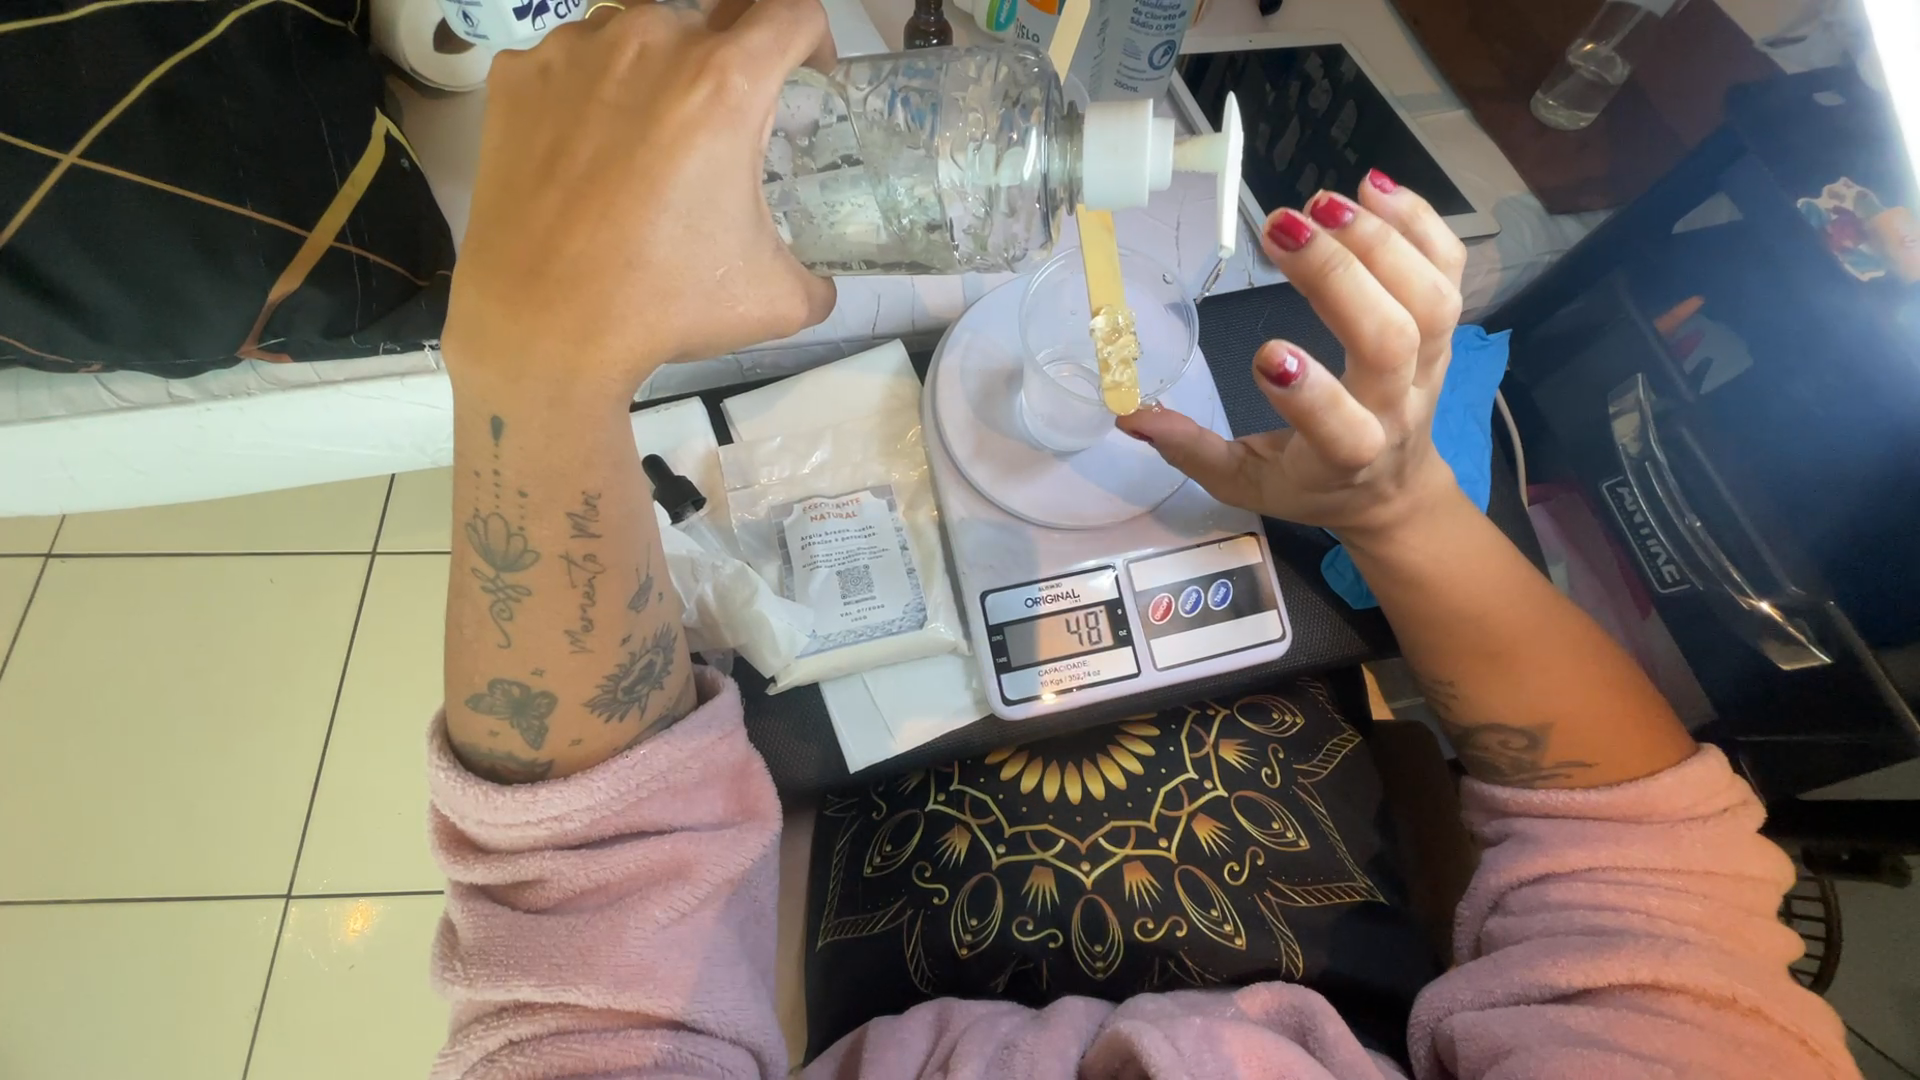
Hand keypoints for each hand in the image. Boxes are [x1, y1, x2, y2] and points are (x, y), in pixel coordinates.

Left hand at [441, 0, 837, 399]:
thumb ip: (818, 280)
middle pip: (715, 13)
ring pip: (642, 30)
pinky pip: (578, 60)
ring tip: (661, 140)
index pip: (790, 10)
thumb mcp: (777, 302)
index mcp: (724, 86)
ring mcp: (574, 50)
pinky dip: (601, 93)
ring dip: (668, 70)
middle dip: (740, 57)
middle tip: (735, 121)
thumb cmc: (670, 304)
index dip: (814, 38)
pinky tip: (598, 156)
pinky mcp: (519, 75)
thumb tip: (824, 284)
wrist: (547, 322)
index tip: (810, 77)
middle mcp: (650, 41)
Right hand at [1118, 176, 1467, 545]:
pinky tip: (1372, 188)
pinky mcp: (1443, 332)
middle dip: (1339, 277)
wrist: (1392, 487)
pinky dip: (1420, 222)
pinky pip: (1449, 270)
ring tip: (1323, 202)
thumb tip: (1131, 417)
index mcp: (1344, 456)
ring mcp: (1430, 364)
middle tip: (1283, 229)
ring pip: (1429, 298)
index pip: (1341, 428)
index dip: (1310, 392)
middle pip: (1391, 339)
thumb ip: (1191, 452)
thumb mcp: (1244, 483)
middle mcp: (1397, 407)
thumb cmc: (1309, 486)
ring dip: (1381, 240)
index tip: (1265, 352)